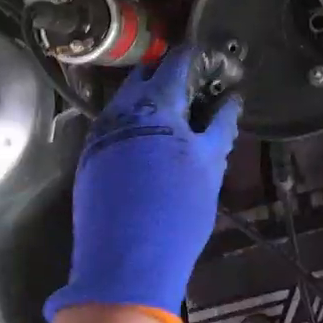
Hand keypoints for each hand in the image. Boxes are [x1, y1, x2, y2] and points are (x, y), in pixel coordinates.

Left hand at [44, 45, 241, 322]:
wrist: (125, 266)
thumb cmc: (178, 209)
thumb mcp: (211, 164)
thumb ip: (221, 125)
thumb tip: (233, 99)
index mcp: (154, 104)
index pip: (175, 62)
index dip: (196, 56)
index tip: (212, 60)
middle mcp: (120, 110)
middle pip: (145, 75)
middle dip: (170, 74)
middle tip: (197, 87)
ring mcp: (99, 135)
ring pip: (126, 101)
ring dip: (150, 99)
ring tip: (178, 116)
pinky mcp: (89, 160)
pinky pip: (114, 126)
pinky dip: (134, 123)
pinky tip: (153, 142)